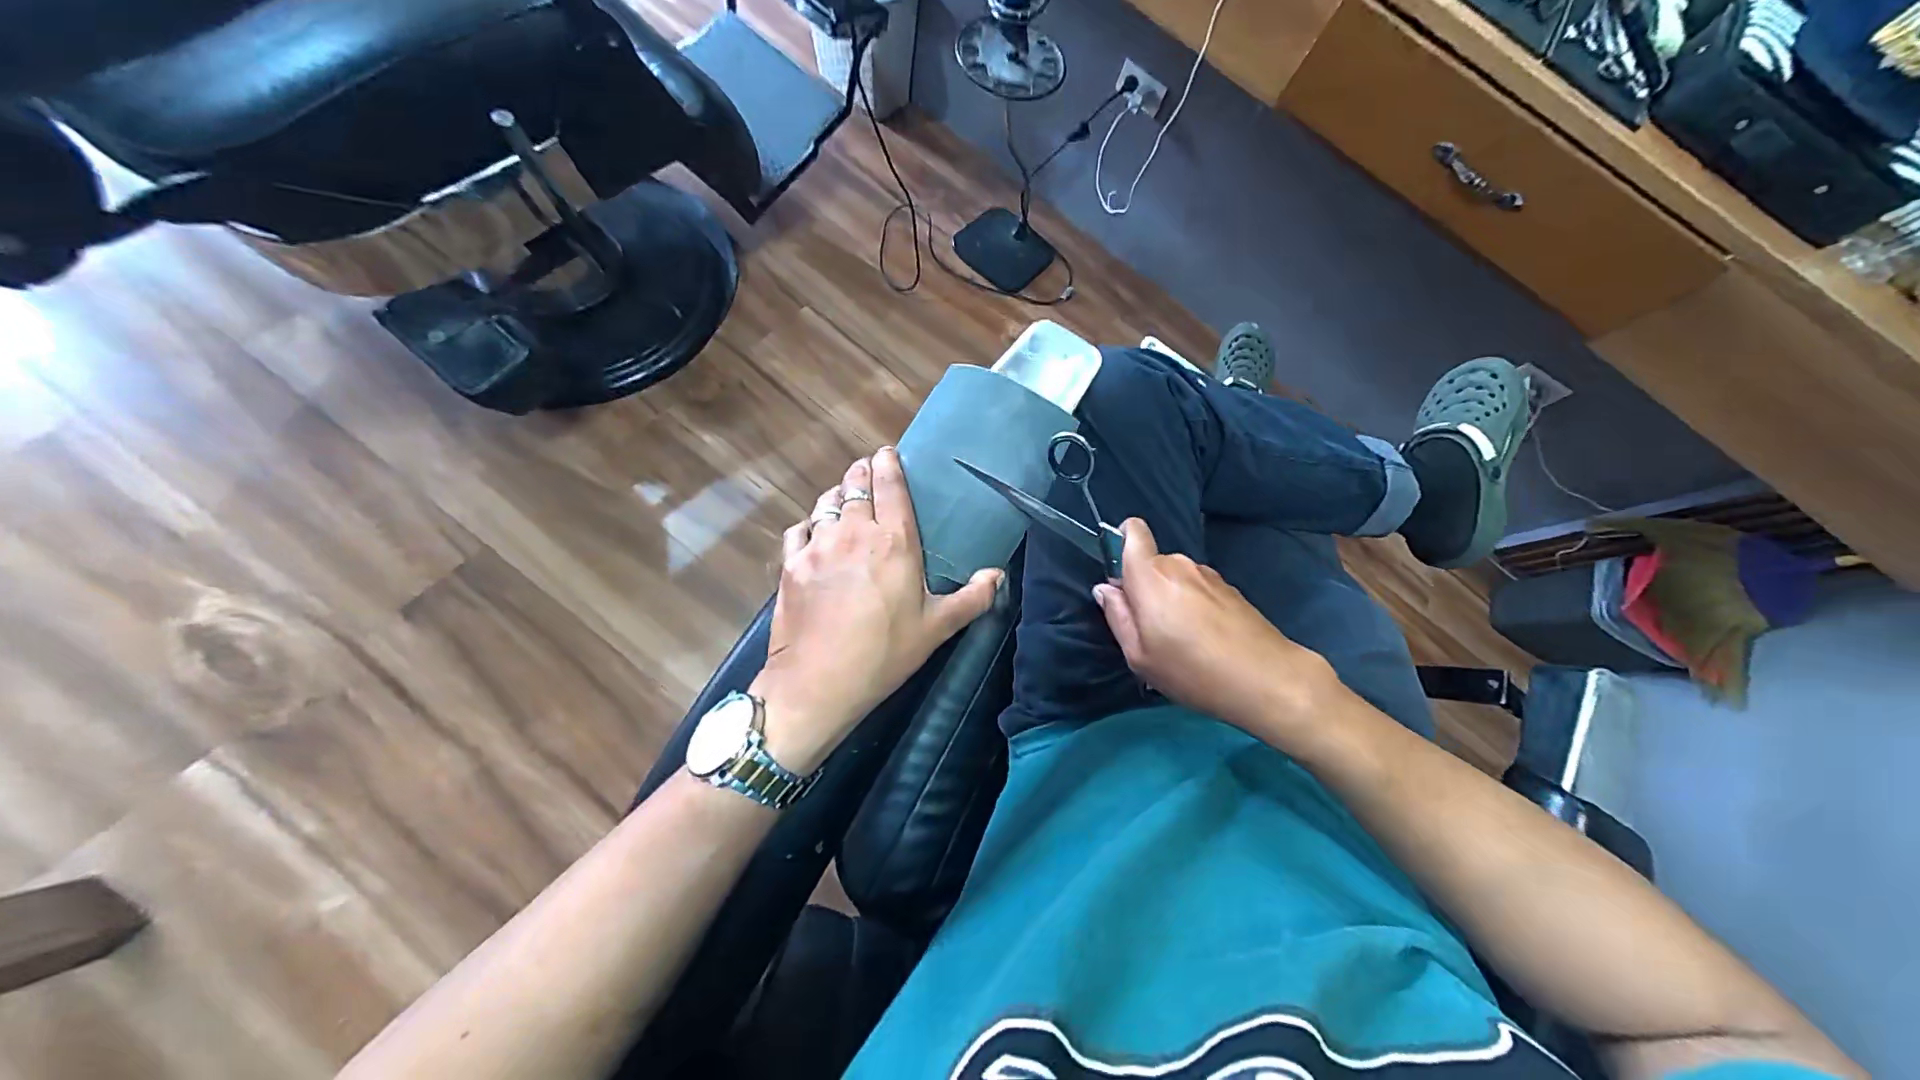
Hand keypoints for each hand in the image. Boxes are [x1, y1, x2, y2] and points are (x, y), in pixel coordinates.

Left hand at [753, 448, 1002, 771]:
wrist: (818, 682)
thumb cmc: (884, 654)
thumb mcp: (936, 628)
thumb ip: (971, 598)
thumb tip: (998, 574)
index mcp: (894, 542)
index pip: (890, 487)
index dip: (888, 464)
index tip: (887, 453)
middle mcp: (854, 533)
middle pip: (855, 485)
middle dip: (861, 472)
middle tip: (867, 470)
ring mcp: (818, 546)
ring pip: (826, 503)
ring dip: (837, 495)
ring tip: (844, 496)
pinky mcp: (791, 564)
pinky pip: (799, 529)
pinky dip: (809, 524)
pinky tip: (814, 532)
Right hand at [1092, 518, 1339, 737]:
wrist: (1267, 679)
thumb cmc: (1192, 671)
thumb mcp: (1139, 656)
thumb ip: (1117, 616)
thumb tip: (1106, 589)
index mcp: (1150, 576)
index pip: (1132, 532)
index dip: (1121, 544)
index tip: (1121, 579)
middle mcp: (1179, 564)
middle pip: (1151, 563)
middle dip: (1145, 588)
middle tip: (1151, 629)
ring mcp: (1209, 575)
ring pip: (1176, 578)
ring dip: (1172, 599)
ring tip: (1182, 639)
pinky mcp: (1231, 589)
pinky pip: (1199, 589)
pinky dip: (1195, 606)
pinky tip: (1206, 639)